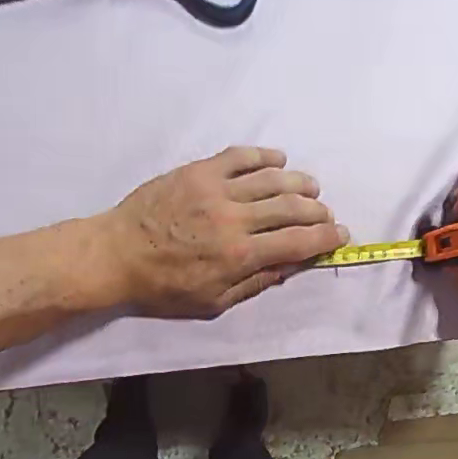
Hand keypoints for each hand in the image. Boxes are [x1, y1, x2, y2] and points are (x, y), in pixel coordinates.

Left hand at [98, 147, 349, 316]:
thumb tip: (291, 266)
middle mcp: (235, 219)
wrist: (117, 255)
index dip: (326, 237)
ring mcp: (216, 189)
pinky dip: (265, 156)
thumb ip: (255, 283)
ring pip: (273, 179)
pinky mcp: (199, 170)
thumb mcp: (212, 302)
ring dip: (299, 183)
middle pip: (292, 207)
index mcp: (240, 256)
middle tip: (326, 214)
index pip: (298, 242)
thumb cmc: (164, 287)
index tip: (341, 234)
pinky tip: (278, 160)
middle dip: (318, 211)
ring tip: (309, 189)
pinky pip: (240, 156)